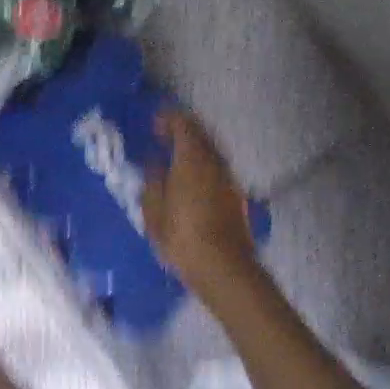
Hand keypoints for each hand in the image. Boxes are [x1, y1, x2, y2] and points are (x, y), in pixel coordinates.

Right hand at [142, 110, 259, 294]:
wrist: (225, 270)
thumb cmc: (182, 236)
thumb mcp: (153, 209)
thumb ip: (152, 180)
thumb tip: (154, 164)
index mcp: (192, 159)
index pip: (184, 125)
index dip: (168, 119)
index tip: (152, 123)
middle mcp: (216, 164)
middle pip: (202, 136)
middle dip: (182, 132)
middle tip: (161, 137)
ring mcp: (230, 182)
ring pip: (212, 154)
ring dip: (194, 150)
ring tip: (174, 160)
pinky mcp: (237, 199)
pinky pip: (217, 171)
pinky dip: (203, 167)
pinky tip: (190, 183)